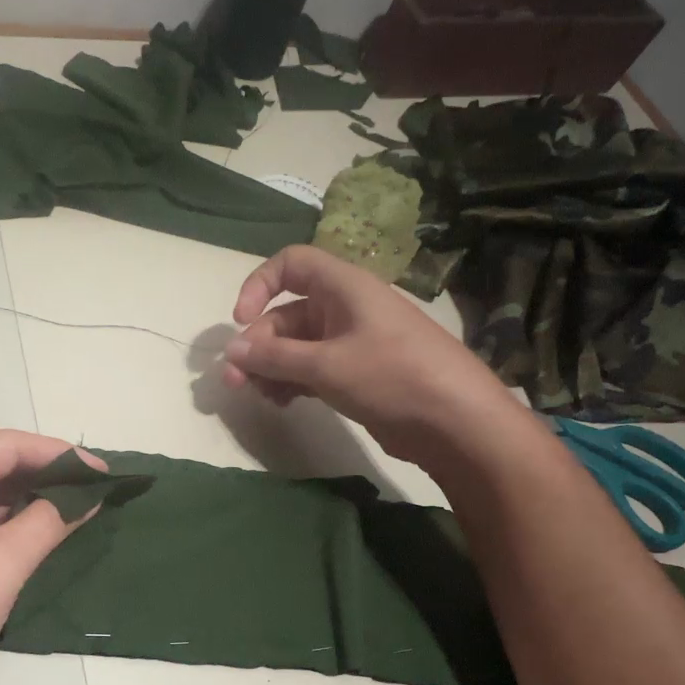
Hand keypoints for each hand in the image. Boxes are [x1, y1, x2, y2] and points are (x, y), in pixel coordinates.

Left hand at [0, 427, 105, 684]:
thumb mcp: (3, 565)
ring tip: (72, 498)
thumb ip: (49, 520)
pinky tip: (38, 521)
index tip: (101, 470)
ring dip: (23, 488)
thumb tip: (87, 497)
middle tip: (87, 480)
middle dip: (39, 464)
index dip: (56, 453)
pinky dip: (4, 512)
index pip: (2, 445)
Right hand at [222, 244, 524, 466]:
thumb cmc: (392, 376)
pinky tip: (281, 403)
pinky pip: (309, 370)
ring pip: (294, 347)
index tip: (240, 321)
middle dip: (257, 346)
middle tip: (235, 382)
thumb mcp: (325, 365)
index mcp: (343, 288)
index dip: (259, 285)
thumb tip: (230, 352)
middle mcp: (344, 309)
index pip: (291, 264)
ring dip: (269, 368)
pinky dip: (290, 383)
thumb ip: (273, 357)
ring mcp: (350, 343)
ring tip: (258, 396)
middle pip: (285, 315)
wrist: (454, 420)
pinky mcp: (354, 374)